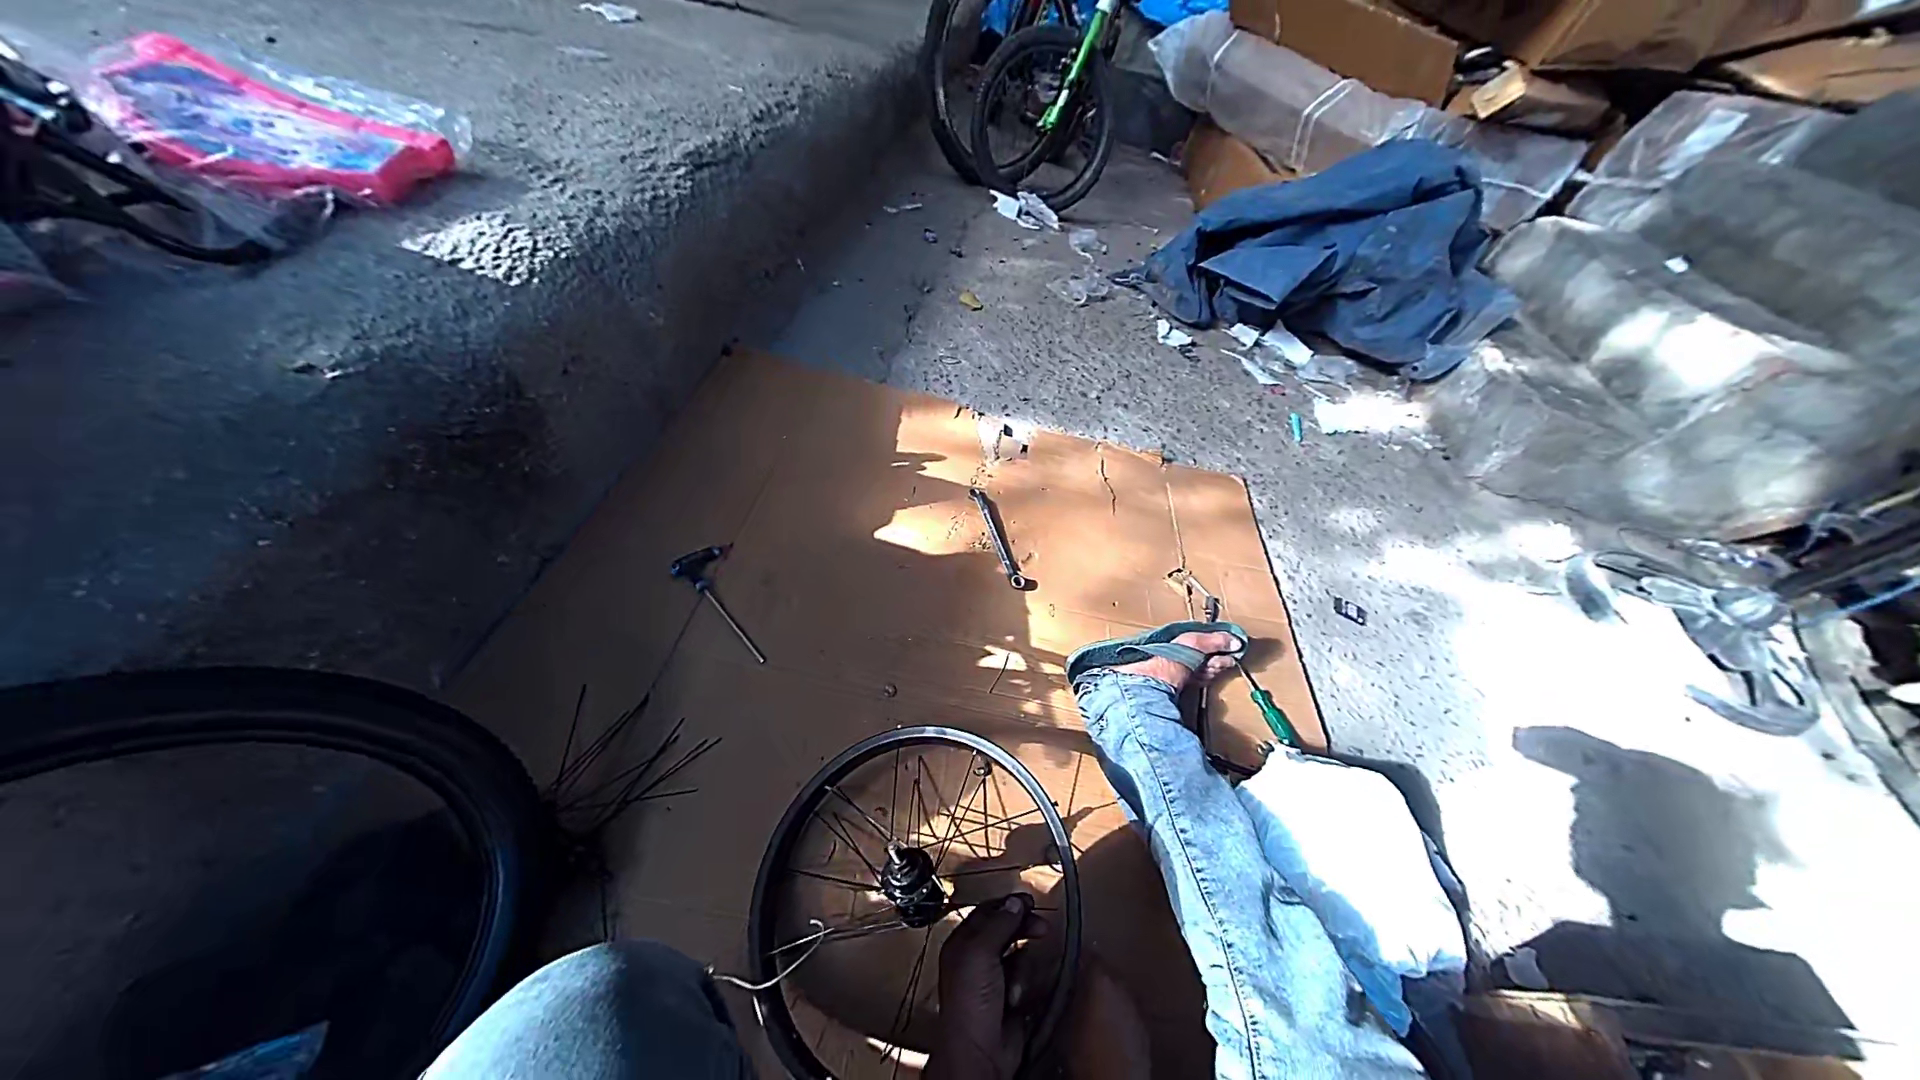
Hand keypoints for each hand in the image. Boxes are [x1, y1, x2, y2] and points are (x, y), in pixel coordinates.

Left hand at [925, 893, 1048, 1079]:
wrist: (980, 1051)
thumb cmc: (971, 1001)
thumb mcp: (981, 952)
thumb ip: (999, 924)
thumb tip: (1014, 902)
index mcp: (962, 942)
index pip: (986, 912)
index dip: (1007, 904)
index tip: (1028, 901)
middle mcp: (975, 957)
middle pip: (1004, 930)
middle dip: (1022, 928)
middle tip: (1040, 927)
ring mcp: (992, 978)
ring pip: (1017, 954)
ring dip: (1021, 966)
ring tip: (1017, 982)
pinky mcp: (1009, 996)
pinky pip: (1024, 978)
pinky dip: (1024, 984)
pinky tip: (1017, 997)